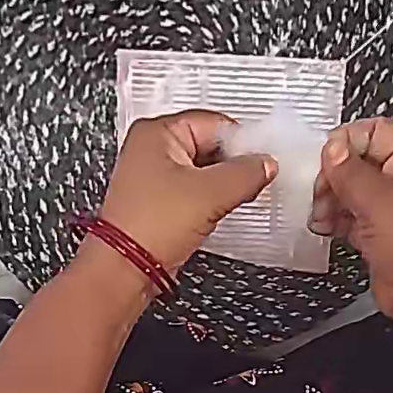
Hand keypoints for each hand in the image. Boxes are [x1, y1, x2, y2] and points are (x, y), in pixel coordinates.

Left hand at [97, 110, 276, 272]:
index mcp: (158, 133)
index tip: (263, 162)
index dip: (243, 143)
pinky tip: (219, 211)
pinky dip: (211, 199)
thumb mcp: (210, 193)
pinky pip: (194, 191)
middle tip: (252, 182)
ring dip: (223, 185)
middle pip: (210, 146)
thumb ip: (245, 173)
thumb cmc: (151, 226)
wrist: (126, 269)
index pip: (215, 123)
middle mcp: (152, 149)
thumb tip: (266, 164)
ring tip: (235, 199)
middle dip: (234, 166)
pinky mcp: (159, 202)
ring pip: (204, 171)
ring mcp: (154, 176)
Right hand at [309, 118, 392, 323]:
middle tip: (319, 194)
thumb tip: (331, 147)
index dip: (348, 141)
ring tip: (319, 217)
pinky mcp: (382, 233)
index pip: (378, 131)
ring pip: (353, 190)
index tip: (325, 159)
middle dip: (335, 175)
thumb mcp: (380, 202)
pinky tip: (323, 227)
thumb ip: (351, 172)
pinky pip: (353, 216)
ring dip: (331, 199)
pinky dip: (336, 219)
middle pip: (361, 161)